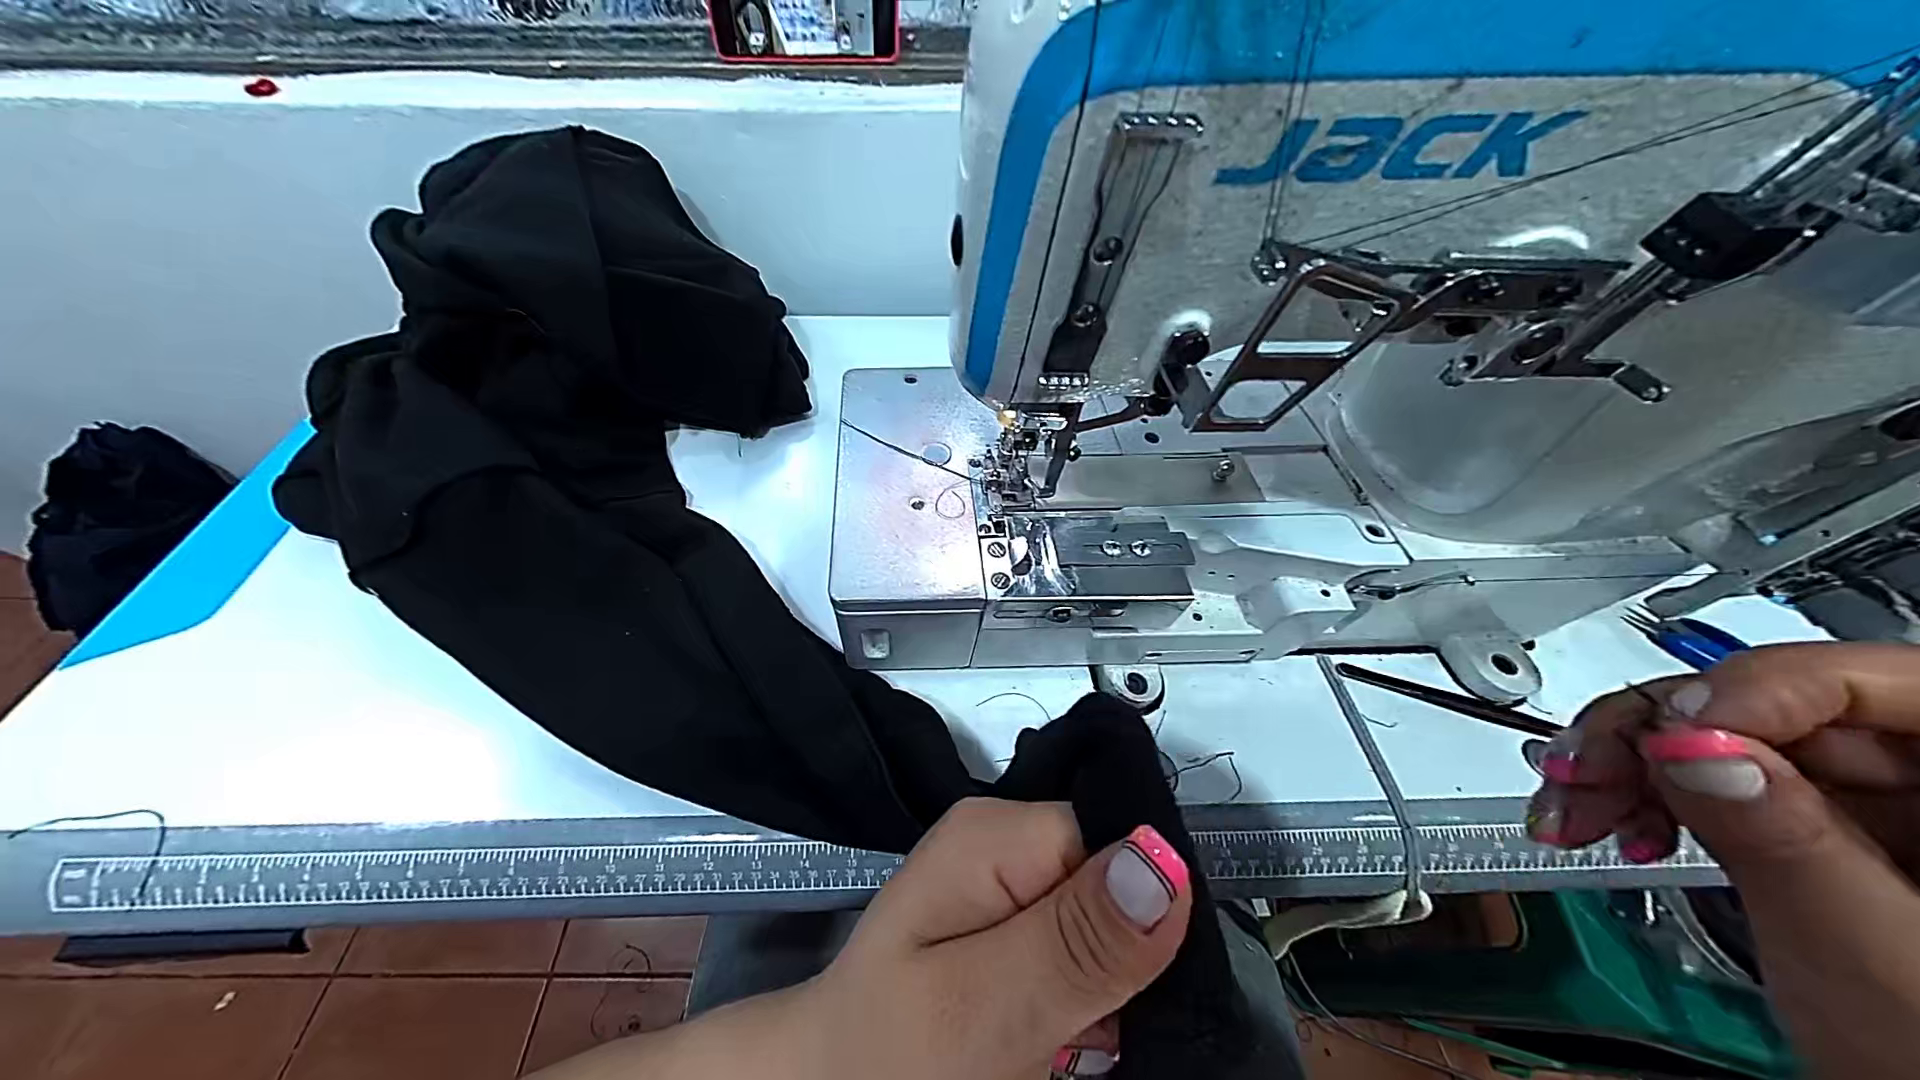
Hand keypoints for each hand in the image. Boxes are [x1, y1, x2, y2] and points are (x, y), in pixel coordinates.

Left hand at [529, 797, 1191, 1079]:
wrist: (825, 1079)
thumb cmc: (890, 1053)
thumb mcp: (983, 1007)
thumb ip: (1075, 938)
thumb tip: (1167, 858)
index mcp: (996, 831)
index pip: (1116, 834)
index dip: (1144, 908)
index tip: (1136, 987)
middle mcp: (1006, 837)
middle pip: (1115, 874)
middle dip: (1130, 948)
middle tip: (1098, 1023)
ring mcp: (1008, 876)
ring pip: (1106, 913)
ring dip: (1113, 977)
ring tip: (1082, 1032)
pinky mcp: (1011, 918)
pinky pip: (1081, 939)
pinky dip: (1090, 988)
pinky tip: (1072, 1028)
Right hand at [1527, 642, 1919, 1078]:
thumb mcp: (1877, 970)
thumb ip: (1788, 847)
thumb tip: (1689, 743)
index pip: (1879, 683)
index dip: (1757, 691)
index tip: (1662, 730)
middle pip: (1771, 709)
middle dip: (1650, 737)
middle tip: (1580, 774)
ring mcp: (1874, 804)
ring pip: (1718, 738)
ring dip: (1622, 767)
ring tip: (1573, 810)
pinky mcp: (1809, 821)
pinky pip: (1703, 773)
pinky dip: (1637, 791)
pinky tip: (1611, 823)